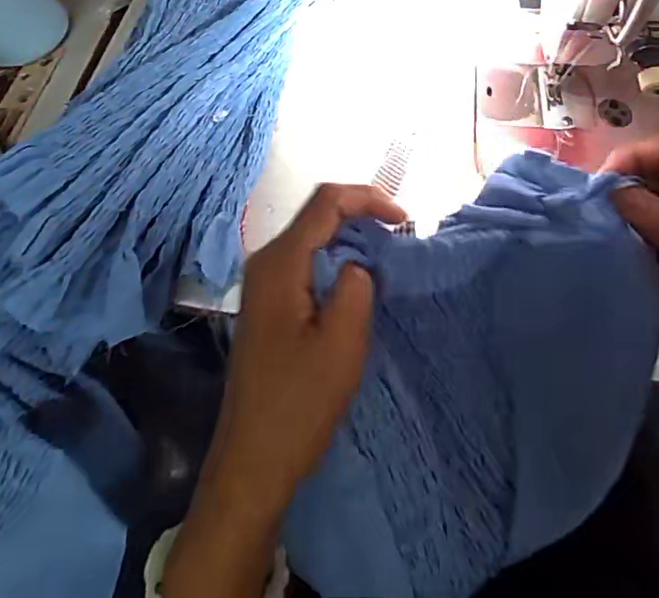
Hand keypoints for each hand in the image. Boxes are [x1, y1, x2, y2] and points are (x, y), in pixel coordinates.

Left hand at [167, 184, 404, 596]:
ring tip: (386, 255)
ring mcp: (263, 283)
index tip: (405, 221)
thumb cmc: (300, 403)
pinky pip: (306, 262)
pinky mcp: (268, 304)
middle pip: (317, 214)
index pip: (326, 201)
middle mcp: (265, 262)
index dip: (368, 198)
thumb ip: (357, 284)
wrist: (253, 460)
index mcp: (279, 263)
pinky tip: (357, 281)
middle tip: (400, 236)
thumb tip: (358, 262)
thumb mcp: (342, 341)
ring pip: (312, 237)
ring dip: (350, 237)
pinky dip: (336, 259)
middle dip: (361, 214)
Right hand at [602, 138, 658, 411]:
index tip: (601, 185)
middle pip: (658, 189)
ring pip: (651, 224)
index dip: (636, 160)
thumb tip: (617, 189)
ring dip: (632, 238)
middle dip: (627, 201)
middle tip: (596, 222)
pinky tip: (641, 288)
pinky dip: (642, 267)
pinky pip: (654, 258)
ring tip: (616, 258)